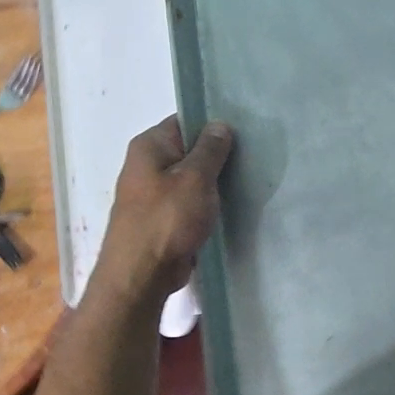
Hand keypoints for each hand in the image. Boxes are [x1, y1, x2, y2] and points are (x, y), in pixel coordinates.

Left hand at [88, 115, 234, 306]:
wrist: (142, 273)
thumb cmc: (167, 219)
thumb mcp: (195, 178)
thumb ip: (210, 150)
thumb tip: (220, 125)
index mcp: (149, 146)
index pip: (184, 121)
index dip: (213, 124)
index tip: (243, 131)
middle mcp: (147, 165)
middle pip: (189, 150)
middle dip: (218, 155)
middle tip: (252, 156)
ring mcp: (154, 193)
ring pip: (192, 178)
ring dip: (215, 182)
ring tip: (247, 180)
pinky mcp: (164, 218)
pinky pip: (190, 202)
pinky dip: (208, 204)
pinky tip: (231, 206)